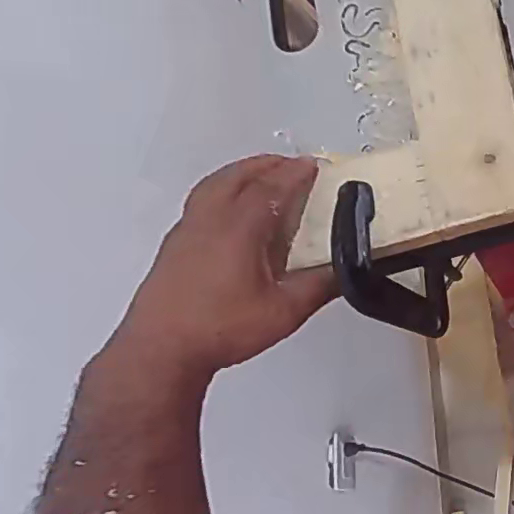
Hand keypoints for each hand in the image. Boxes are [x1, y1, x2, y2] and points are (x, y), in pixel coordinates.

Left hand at [112, 155, 334, 382]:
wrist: (161, 350)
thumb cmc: (226, 327)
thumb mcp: (288, 309)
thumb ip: (322, 284)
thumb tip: (353, 266)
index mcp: (237, 231)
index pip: (268, 190)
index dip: (294, 175)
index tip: (317, 165)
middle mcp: (208, 223)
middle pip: (234, 179)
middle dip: (264, 165)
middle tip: (292, 163)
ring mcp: (186, 233)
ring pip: (212, 188)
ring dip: (241, 174)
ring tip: (264, 176)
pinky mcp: (176, 247)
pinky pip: (203, 203)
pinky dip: (225, 191)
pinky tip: (238, 209)